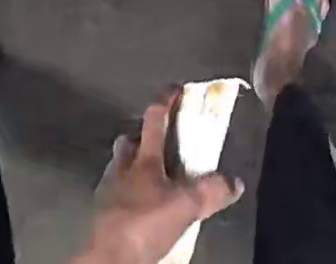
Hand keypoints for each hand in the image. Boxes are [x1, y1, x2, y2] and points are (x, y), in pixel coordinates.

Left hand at [72, 93, 243, 263]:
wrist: (109, 260)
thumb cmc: (145, 223)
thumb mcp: (186, 207)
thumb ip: (211, 191)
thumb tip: (236, 182)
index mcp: (144, 158)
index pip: (154, 117)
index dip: (165, 99)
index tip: (175, 88)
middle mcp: (123, 167)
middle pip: (128, 140)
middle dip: (140, 135)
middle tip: (155, 139)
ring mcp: (108, 189)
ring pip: (117, 165)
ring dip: (128, 164)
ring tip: (144, 174)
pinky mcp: (99, 213)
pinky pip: (111, 193)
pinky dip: (122, 192)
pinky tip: (133, 203)